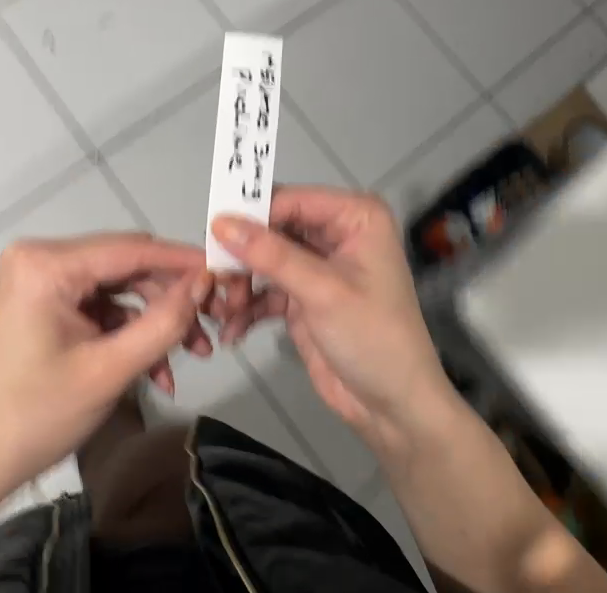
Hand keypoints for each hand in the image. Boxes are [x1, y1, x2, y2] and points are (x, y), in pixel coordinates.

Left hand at [0, 233, 211, 497]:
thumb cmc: (37, 417)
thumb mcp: (110, 371)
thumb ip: (164, 322)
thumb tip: (206, 282)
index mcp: (46, 265)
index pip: (131, 250)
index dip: (183, 262)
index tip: (228, 274)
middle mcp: (41, 258)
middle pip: (128, 265)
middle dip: (172, 298)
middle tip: (213, 325)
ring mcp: (42, 279)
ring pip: (121, 286)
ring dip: (155, 319)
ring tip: (193, 354)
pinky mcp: (47, 301)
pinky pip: (103, 304)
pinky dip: (130, 331)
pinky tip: (156, 368)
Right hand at [211, 187, 453, 452]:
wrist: (394, 405)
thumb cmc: (373, 337)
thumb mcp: (322, 292)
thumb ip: (271, 255)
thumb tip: (221, 223)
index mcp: (355, 216)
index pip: (291, 200)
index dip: (252, 215)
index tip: (212, 236)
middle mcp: (337, 232)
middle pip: (273, 228)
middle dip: (242, 254)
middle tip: (213, 279)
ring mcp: (319, 265)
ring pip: (264, 259)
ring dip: (241, 284)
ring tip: (224, 311)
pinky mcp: (304, 296)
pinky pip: (266, 290)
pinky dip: (248, 307)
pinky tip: (232, 330)